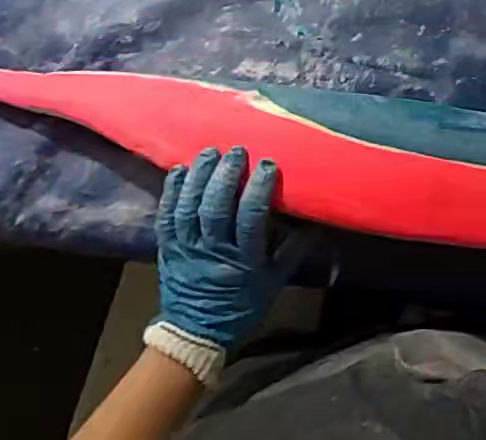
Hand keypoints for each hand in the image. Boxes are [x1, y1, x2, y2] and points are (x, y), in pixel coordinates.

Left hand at [153, 145, 285, 352]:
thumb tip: (319, 216)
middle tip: (237, 151)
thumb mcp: (277, 280)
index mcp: (243, 259)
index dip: (258, 189)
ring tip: (210, 152)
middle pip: (215, 209)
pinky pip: (166, 218)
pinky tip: (179, 170)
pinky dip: (171, 193)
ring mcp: (186, 249)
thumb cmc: (243, 304)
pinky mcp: (167, 249)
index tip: (268, 164)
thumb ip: (296, 246)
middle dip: (225, 177)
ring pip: (188, 209)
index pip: (250, 218)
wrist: (195, 335)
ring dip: (199, 178)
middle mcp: (212, 251)